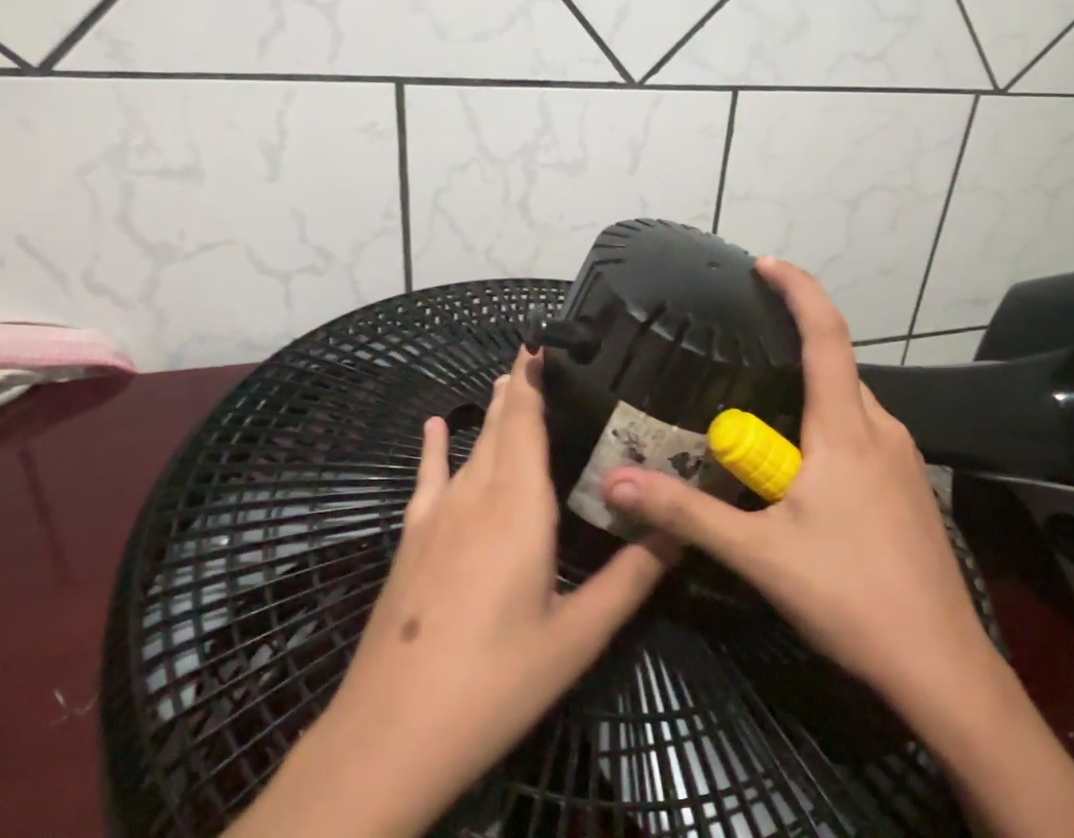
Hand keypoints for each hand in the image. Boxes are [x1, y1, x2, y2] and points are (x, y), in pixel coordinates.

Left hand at [228, 348, 675, 837]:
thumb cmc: (497, 681)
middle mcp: (475, 497)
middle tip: (538, 354)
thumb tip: (681, 531)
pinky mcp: (411, 541)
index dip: (535, 381)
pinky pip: (427, 478)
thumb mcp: (579, 636)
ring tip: (508, 380)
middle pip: (500, 427)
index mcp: (519, 509)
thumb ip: (631, 578)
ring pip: (470, 448)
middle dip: (518, 388)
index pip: (529, 425)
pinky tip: (437, 426)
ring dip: (492, 413)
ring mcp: (435, 517)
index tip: (545, 342)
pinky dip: (435, 448)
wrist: (393, 730)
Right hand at [600, 256, 995, 708]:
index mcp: (848, 429)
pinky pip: (864, 441)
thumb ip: (684, 513)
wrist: (939, 663)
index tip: (765, 265)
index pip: (827, 335)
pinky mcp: (911, 493)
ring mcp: (905, 463)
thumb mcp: (757, 554)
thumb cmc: (850, 595)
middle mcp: (883, 432)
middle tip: (736, 359)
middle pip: (837, 370)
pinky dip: (828, 435)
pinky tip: (801, 478)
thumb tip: (614, 483)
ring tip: (757, 424)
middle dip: (792, 354)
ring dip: (808, 403)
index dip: (799, 290)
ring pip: (850, 410)